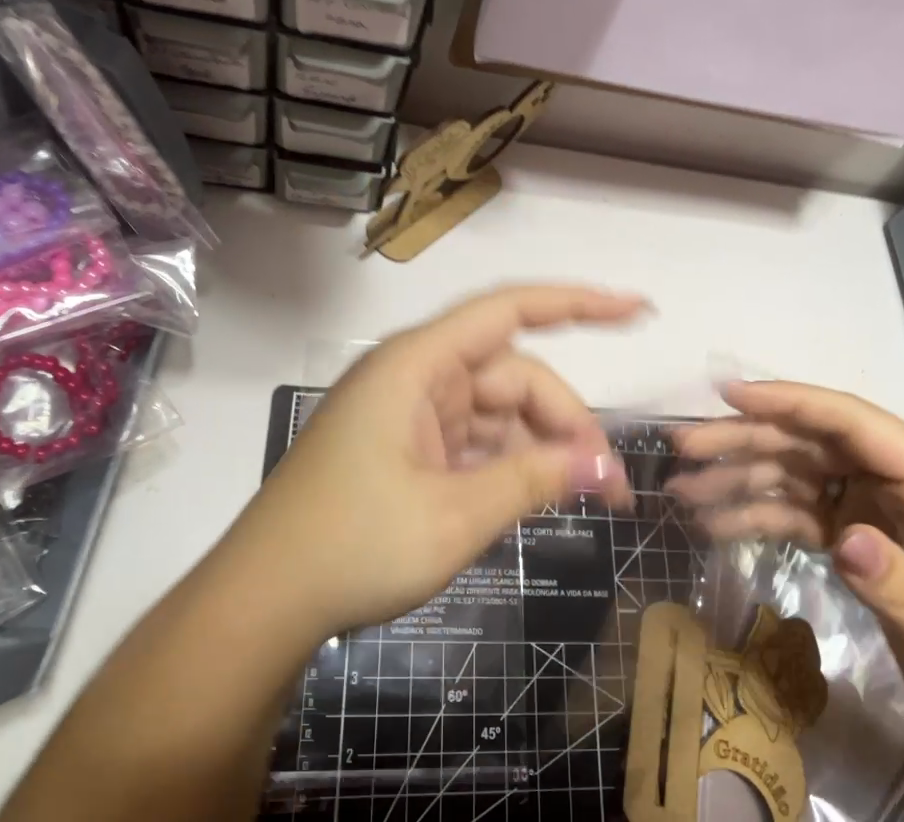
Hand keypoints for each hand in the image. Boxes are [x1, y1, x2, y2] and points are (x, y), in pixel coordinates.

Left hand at [231, 286, 644, 640]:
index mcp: (418, 365)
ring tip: (588, 499)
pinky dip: (508, 467)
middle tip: (611, 486)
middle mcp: (414, 378)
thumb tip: (604, 463)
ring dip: (541, 450)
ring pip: (497, 414)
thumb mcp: (454, 516)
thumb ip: (533, 479)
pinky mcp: (404, 453)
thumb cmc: (353, 546)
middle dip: (565, 421)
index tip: (638, 309)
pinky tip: (538, 498)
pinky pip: (473, 444)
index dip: (578, 303)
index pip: (509, 310)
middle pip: (512, 377)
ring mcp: (408, 417)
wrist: (265, 601)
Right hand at [668, 381, 903, 749]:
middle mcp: (900, 486)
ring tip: (682, 492)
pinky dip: (755, 517)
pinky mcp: (857, 540)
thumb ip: (903, 588)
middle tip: (683, 450)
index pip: (858, 426)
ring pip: (797, 476)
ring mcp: (875, 512)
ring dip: (740, 479)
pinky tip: (714, 526)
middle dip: (747, 441)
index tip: (730, 396)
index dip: (795, 403)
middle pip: (814, 445)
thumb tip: (843, 538)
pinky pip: (797, 515)